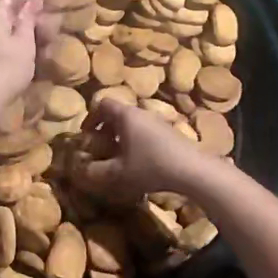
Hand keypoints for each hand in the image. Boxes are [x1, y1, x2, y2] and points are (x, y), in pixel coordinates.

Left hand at [0, 0, 52, 122]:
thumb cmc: (4, 69)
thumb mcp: (24, 43)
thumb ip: (28, 19)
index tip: (55, 5)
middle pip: (10, 11)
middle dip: (33, 19)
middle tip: (52, 34)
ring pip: (6, 28)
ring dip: (27, 36)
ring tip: (45, 50)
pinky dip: (15, 47)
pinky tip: (28, 60)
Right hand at [80, 99, 222, 196]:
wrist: (195, 172)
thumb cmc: (151, 166)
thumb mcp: (118, 172)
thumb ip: (95, 171)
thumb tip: (81, 170)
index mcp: (126, 116)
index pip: (102, 104)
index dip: (90, 117)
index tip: (87, 135)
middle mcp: (142, 114)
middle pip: (117, 115)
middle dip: (105, 130)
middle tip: (101, 148)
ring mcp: (159, 123)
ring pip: (133, 125)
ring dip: (122, 138)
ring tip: (119, 158)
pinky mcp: (171, 134)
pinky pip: (146, 133)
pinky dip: (137, 143)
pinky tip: (140, 163)